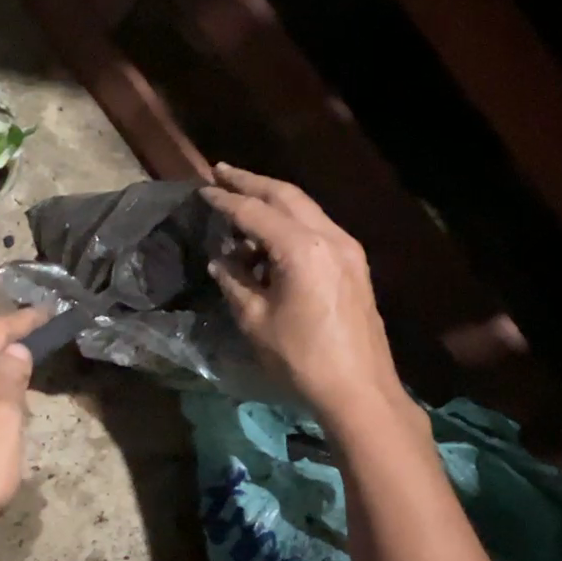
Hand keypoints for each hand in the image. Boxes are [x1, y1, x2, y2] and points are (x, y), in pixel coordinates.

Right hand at [200, 164, 406, 420]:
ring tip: (241, 202)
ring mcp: (347, 249)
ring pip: (305, 209)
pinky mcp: (353, 265)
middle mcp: (329, 237)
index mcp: (302, 248)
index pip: (255, 212)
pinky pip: (317, 228)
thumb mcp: (255, 321)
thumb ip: (235, 282)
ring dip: (272, 201)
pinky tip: (270, 235)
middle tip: (222, 171)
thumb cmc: (301, 358)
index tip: (202, 190)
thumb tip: (221, 261)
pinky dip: (290, 222)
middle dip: (252, 182)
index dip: (225, 201)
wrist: (359, 389)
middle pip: (286, 196)